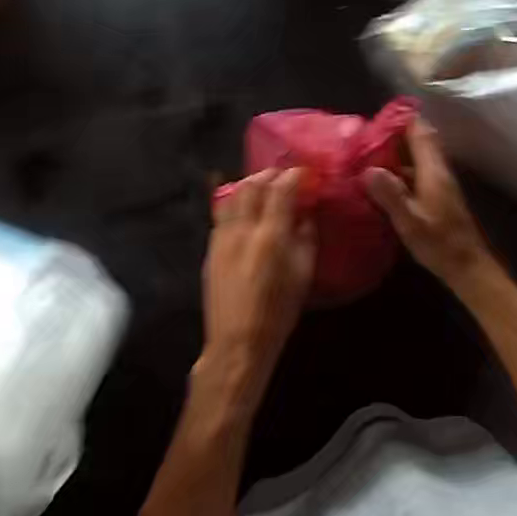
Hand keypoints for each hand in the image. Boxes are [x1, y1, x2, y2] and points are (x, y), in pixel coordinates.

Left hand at [201, 168, 315, 384]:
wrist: (237, 341)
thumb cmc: (278, 313)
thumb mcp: (303, 275)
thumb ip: (306, 238)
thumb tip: (306, 213)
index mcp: (270, 236)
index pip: (281, 190)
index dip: (294, 176)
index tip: (305, 173)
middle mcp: (242, 230)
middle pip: (251, 185)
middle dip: (269, 175)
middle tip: (284, 177)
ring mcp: (221, 238)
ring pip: (231, 196)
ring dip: (249, 185)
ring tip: (263, 188)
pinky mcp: (210, 249)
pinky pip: (221, 214)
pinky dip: (235, 203)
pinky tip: (245, 211)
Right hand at [364, 121, 495, 289]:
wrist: (468, 268)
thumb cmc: (440, 244)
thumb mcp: (410, 221)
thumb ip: (390, 194)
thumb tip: (368, 169)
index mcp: (433, 171)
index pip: (420, 132)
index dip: (400, 120)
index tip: (375, 118)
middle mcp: (438, 172)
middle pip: (417, 142)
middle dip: (392, 136)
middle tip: (362, 139)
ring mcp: (439, 185)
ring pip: (415, 159)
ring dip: (393, 156)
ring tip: (364, 158)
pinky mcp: (436, 198)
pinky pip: (415, 175)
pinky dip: (398, 173)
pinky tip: (379, 184)